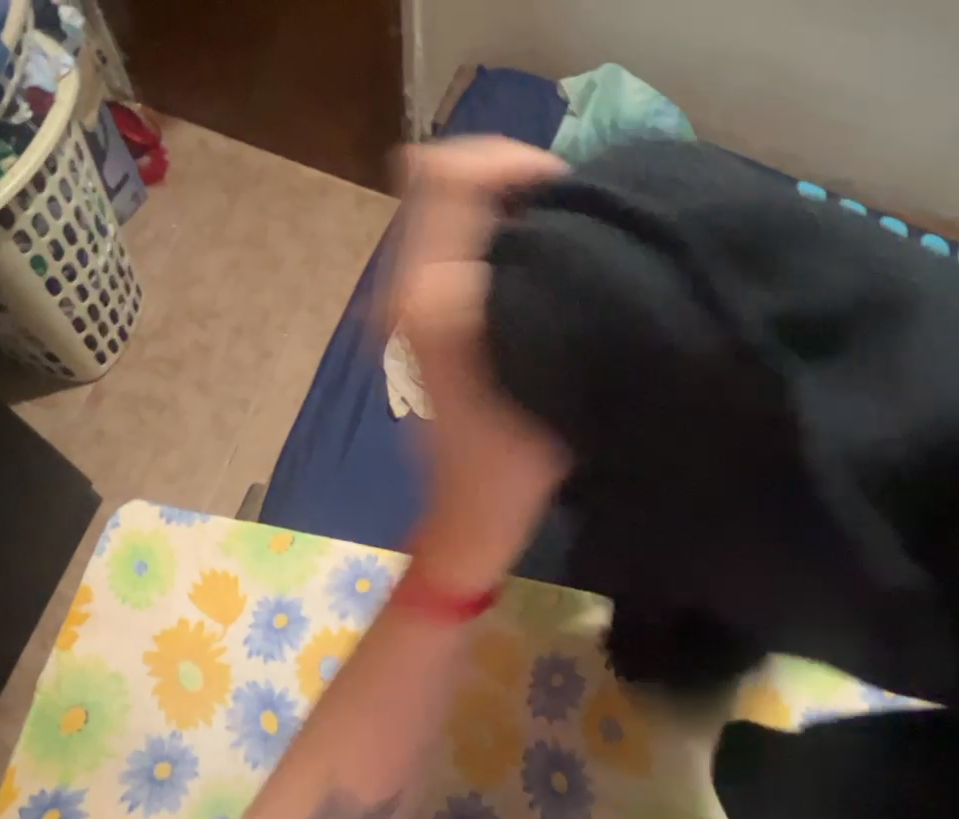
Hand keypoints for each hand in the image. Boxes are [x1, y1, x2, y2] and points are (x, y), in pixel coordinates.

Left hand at [388, 137, 571, 591]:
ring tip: (549, 233)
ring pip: (438, 209)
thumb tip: (558, 219)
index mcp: (436, 299)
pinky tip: (525, 265)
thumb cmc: (515, 465)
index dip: (509, 162)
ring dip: (494, 205)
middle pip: (438, 180)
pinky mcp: (407, 318)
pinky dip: (481, 232)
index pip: (451, 177)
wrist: (467, 516)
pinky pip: (441, 241)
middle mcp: (403, 291)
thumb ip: (549, 292)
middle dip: (503, 178)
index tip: (560, 191)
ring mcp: (398, 305)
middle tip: (561, 210)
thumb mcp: (550, 378)